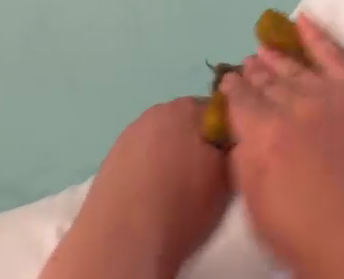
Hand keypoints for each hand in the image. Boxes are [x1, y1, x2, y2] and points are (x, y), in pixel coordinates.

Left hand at [39, 97, 231, 278]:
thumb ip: (230, 148)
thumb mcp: (226, 177)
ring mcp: (132, 130)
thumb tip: (227, 141)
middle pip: (188, 120)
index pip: (219, 110)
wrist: (124, 235)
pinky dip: (148, 167)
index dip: (226, 134)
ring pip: (163, 136)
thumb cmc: (183, 204)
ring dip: (171, 153)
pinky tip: (149, 193)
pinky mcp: (112, 154)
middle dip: (197, 141)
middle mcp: (159, 110)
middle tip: (203, 174)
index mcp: (190, 108)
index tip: (226, 158)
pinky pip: (141, 153)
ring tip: (173, 188)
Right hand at [219, 16, 343, 277]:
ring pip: (294, 66)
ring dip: (276, 56)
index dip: (231, 90)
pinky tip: (303, 20)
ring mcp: (327, 93)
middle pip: (265, 79)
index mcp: (262, 135)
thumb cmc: (317, 239)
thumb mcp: (262, 215)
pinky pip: (333, 53)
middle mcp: (291, 105)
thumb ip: (245, 171)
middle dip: (253, 72)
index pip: (239, 100)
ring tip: (264, 48)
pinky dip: (316, 34)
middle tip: (247, 65)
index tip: (228, 83)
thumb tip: (241, 140)